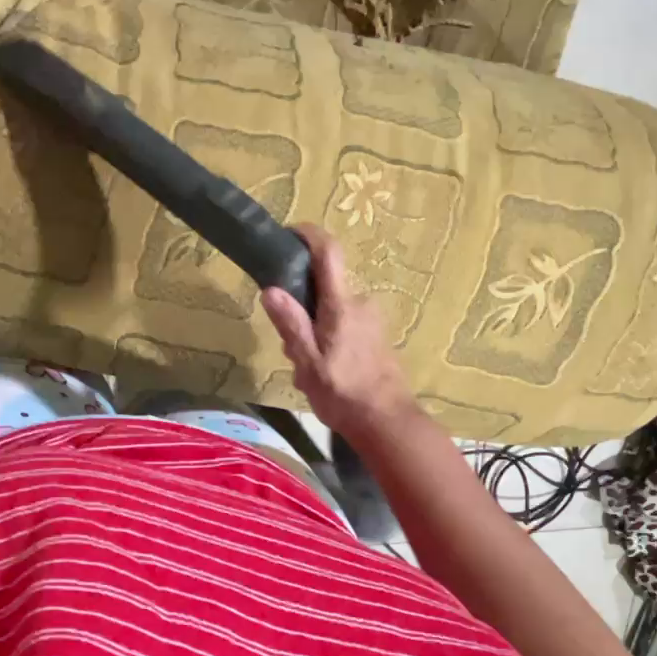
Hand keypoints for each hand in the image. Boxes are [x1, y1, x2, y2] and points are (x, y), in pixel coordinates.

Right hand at [261, 224, 417, 437]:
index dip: (308, 235)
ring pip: (330, 313)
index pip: (328, 252)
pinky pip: (343, 327)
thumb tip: (271, 289)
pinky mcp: (375, 336)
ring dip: (312, 333)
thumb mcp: (308, 362)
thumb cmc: (344, 393)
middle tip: (290, 348)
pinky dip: (327, 342)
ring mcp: (371, 319)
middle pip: (322, 290)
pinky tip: (323, 374)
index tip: (287, 234)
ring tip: (306, 370)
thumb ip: (291, 324)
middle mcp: (360, 303)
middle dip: (300, 310)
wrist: (386, 421)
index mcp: (342, 304)